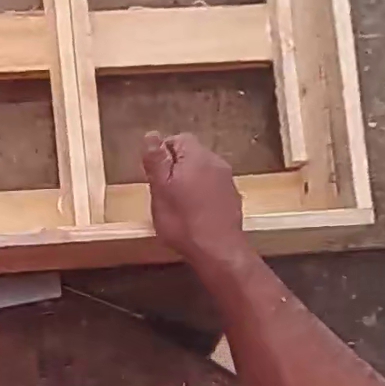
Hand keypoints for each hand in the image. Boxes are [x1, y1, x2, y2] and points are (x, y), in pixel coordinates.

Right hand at [141, 132, 249, 268]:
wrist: (218, 251)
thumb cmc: (183, 221)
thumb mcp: (160, 190)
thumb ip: (156, 160)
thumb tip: (151, 134)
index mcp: (196, 156)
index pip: (178, 139)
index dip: (163, 154)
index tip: (155, 176)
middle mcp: (216, 162)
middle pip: (192, 155)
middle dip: (176, 168)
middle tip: (164, 193)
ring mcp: (228, 181)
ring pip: (203, 172)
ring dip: (190, 182)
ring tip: (180, 205)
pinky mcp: (233, 198)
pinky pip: (213, 188)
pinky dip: (203, 195)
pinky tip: (196, 214)